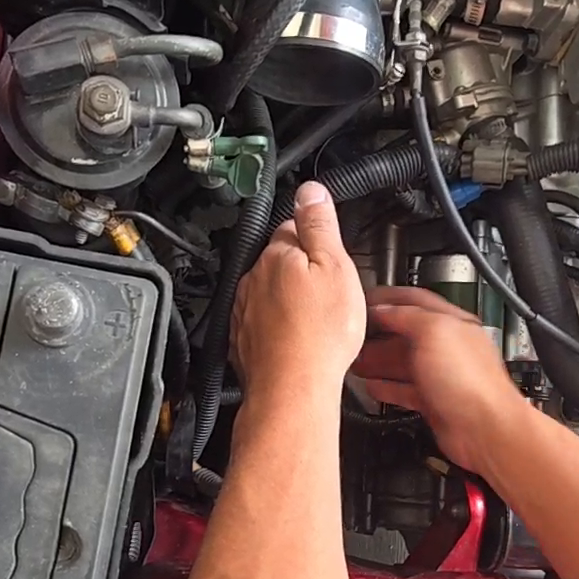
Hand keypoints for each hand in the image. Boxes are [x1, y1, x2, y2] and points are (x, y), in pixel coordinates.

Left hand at [231, 182, 365, 397]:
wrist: (293, 389)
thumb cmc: (319, 336)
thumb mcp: (336, 268)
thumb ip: (320, 226)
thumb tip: (310, 190)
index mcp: (277, 255)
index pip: (294, 227)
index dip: (316, 239)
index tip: (329, 253)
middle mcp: (254, 278)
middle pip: (280, 260)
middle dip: (300, 269)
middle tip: (328, 291)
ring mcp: (244, 309)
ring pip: (269, 291)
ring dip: (287, 298)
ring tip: (315, 319)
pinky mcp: (243, 338)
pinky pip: (261, 321)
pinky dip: (277, 325)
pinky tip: (297, 338)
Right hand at [353, 287, 532, 474]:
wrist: (485, 430)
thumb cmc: (471, 383)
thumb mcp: (434, 332)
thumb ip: (407, 316)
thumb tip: (384, 309)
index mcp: (451, 323)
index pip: (413, 301)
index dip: (386, 298)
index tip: (363, 300)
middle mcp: (446, 348)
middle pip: (404, 332)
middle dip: (376, 331)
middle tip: (352, 333)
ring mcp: (440, 376)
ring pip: (401, 362)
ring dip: (376, 359)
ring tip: (354, 358)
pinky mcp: (433, 402)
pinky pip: (403, 390)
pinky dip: (386, 386)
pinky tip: (372, 385)